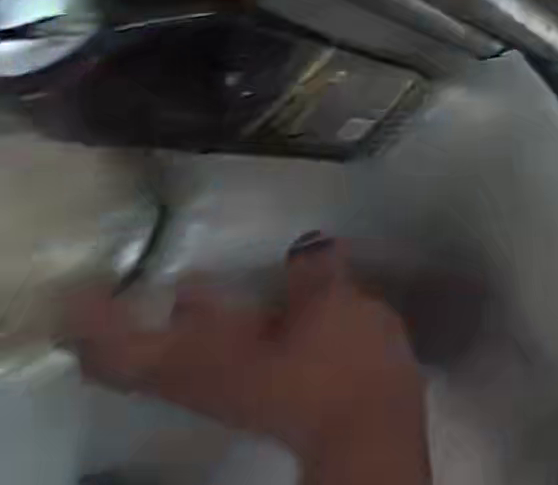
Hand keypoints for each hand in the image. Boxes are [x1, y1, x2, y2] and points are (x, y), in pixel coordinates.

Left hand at [61, 234, 428, 480]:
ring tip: (195, 287)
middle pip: (133, 360)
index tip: (94, 287)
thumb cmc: (337, 359)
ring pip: (173, 360)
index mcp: (197, 355)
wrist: (364, 416)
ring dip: (176, 326)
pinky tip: (253, 313)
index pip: (118, 344)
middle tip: (128, 294)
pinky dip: (215, 333)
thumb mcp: (332, 304)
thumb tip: (305, 241)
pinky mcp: (255, 391)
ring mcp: (224, 388)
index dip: (97, 316)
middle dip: (125, 327)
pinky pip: (211, 361)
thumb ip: (314, 271)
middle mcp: (193, 376)